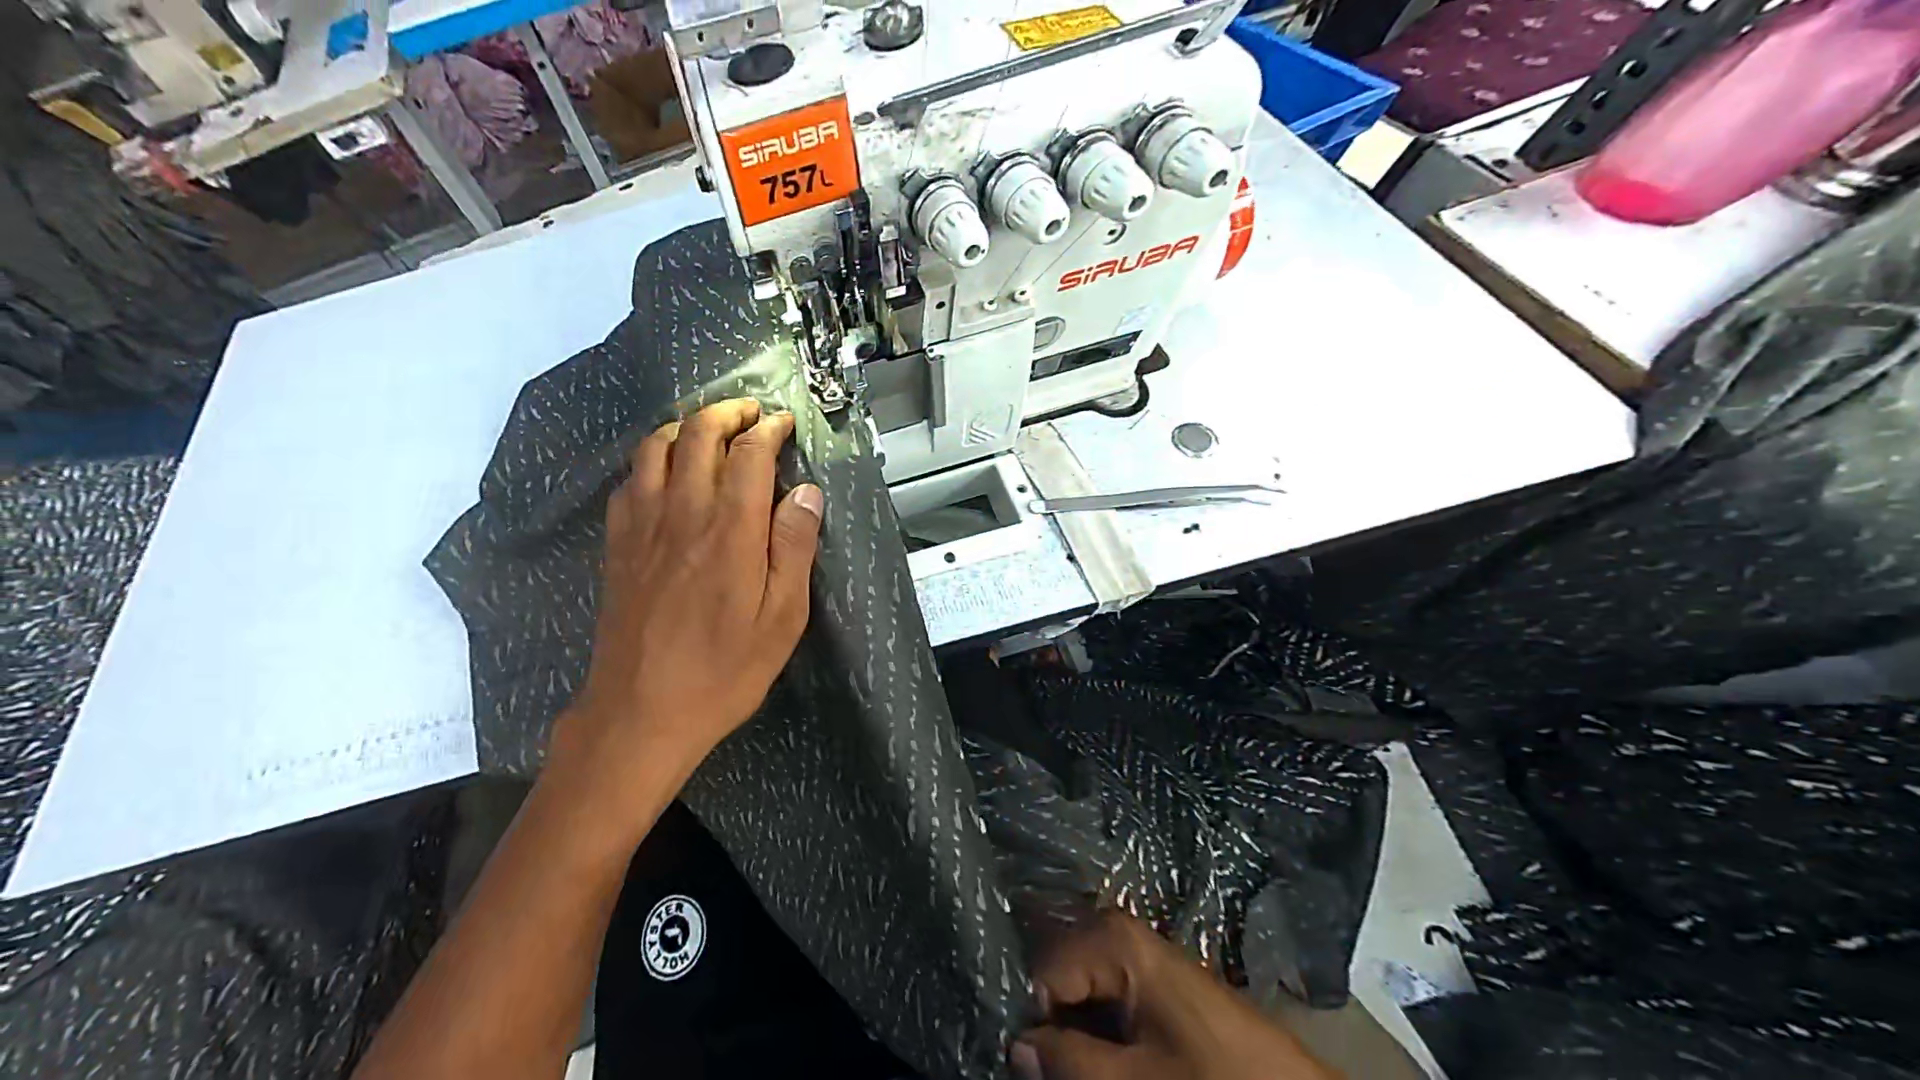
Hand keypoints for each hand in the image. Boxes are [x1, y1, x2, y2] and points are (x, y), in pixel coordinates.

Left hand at [550, 398, 822, 818]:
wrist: (640, 711)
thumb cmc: (724, 670)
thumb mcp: (782, 618)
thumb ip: (794, 548)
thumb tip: (805, 492)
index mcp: (730, 530)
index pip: (749, 454)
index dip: (769, 430)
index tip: (784, 423)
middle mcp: (682, 514)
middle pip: (698, 435)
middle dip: (728, 413)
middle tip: (752, 413)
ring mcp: (642, 527)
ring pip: (655, 448)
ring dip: (686, 427)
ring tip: (710, 430)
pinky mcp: (618, 545)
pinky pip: (629, 480)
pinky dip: (651, 459)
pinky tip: (666, 473)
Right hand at [1012, 911, 1337, 1079]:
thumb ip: (1067, 1061)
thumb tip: (1015, 1047)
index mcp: (1113, 938)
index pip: (1040, 973)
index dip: (1033, 1021)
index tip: (1032, 1065)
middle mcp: (1120, 931)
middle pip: (1057, 974)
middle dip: (1051, 1022)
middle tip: (1056, 1067)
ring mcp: (1138, 954)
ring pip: (1077, 989)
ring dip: (1072, 1031)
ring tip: (1084, 1064)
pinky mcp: (1153, 980)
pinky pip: (1102, 997)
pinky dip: (1096, 1029)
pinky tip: (1107, 1059)